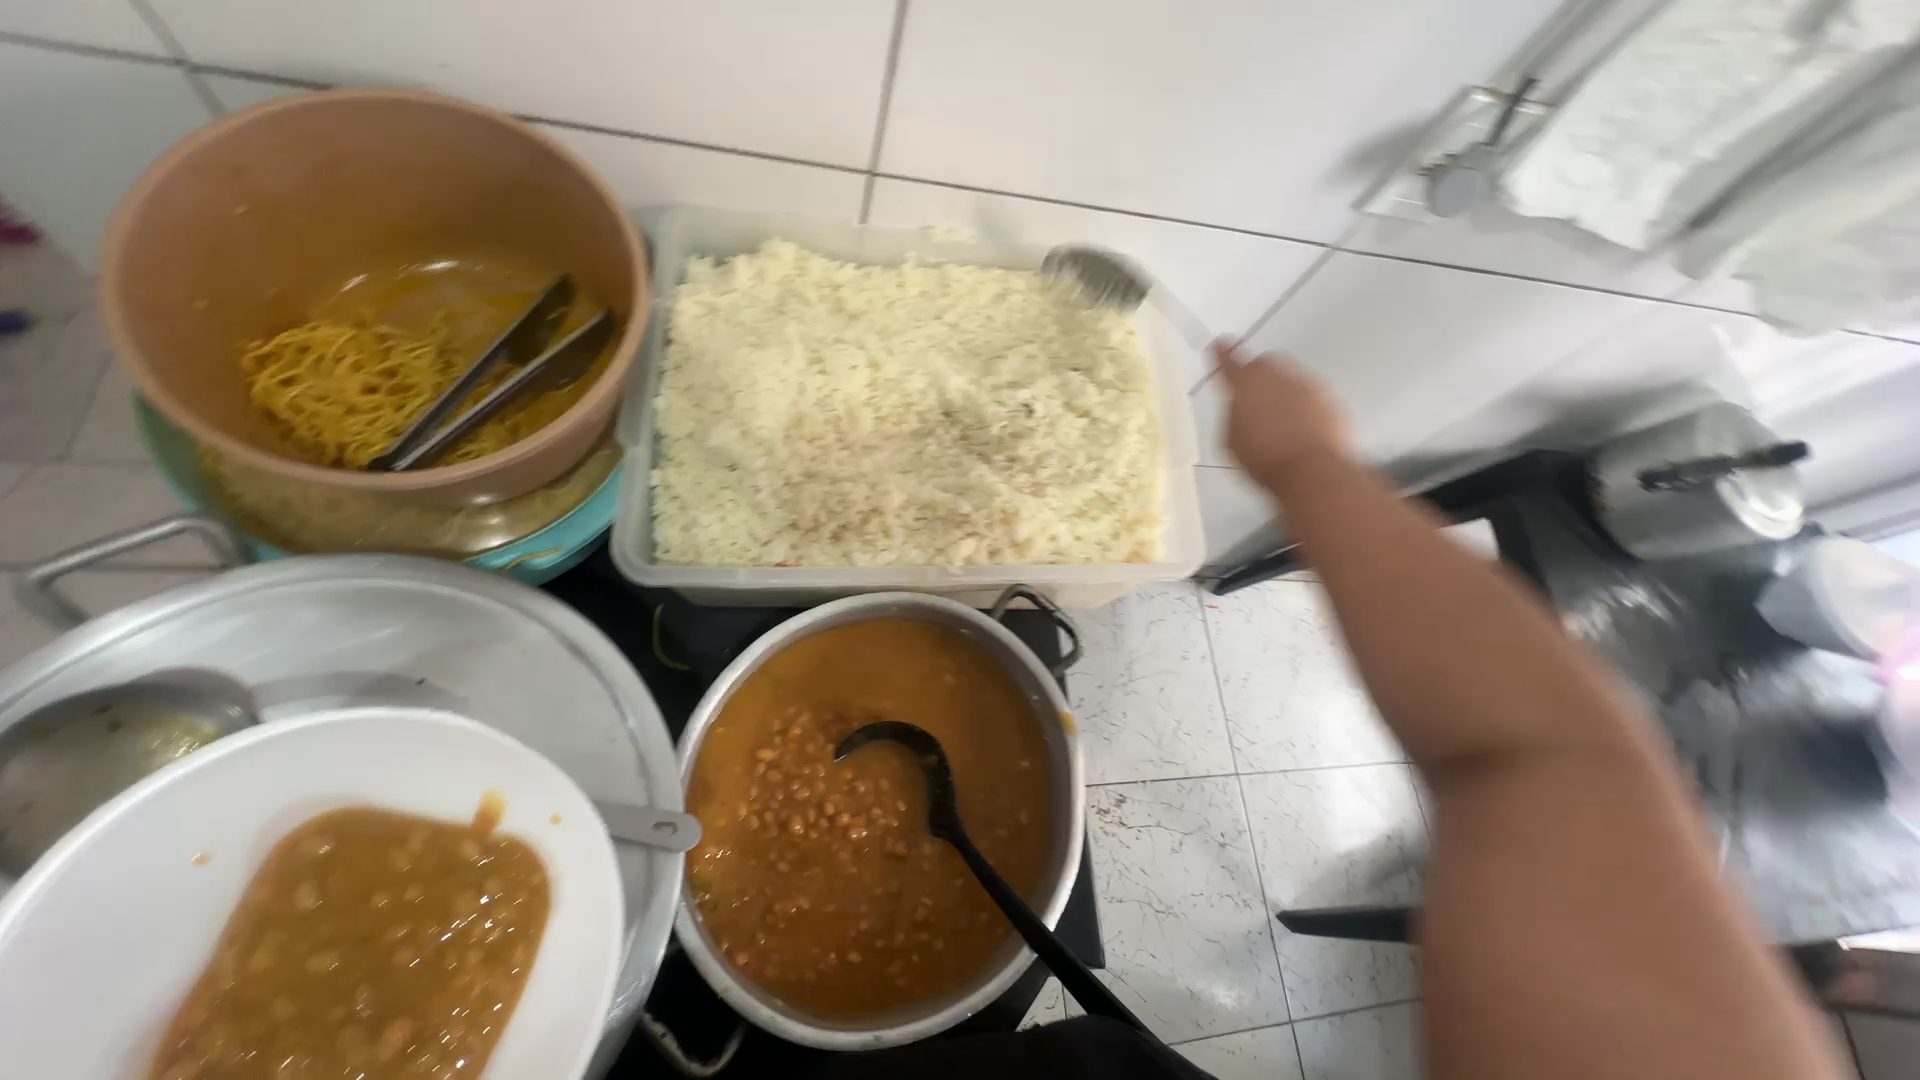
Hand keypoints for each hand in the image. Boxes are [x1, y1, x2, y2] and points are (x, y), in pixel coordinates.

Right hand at [1212, 339, 1349, 481]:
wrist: (1310, 471)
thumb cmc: (1261, 459)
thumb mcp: (1230, 440)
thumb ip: (1233, 414)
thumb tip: (1241, 407)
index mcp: (1246, 385)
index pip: (1230, 361)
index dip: (1222, 353)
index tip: (1219, 344)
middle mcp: (1277, 377)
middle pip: (1266, 363)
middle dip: (1259, 374)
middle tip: (1254, 397)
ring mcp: (1307, 385)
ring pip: (1291, 378)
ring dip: (1282, 391)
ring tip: (1279, 420)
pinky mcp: (1330, 400)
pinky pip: (1311, 396)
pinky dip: (1303, 406)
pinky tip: (1300, 428)